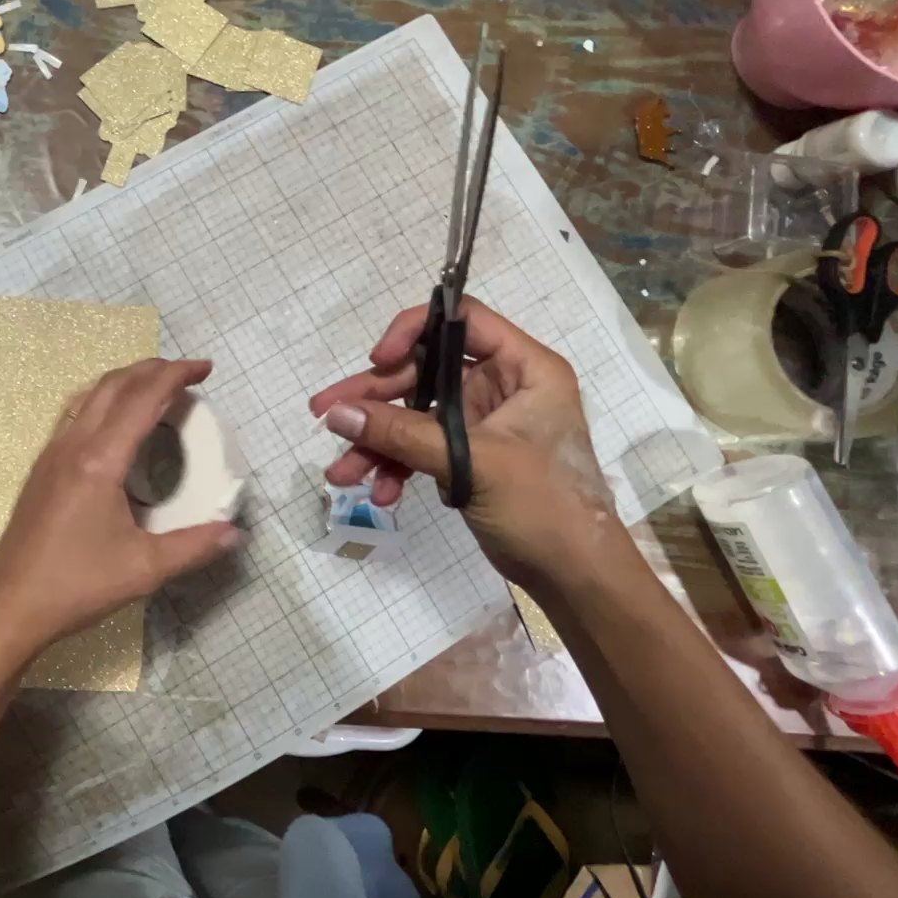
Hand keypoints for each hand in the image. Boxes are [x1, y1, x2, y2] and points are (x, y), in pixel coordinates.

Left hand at [0, 358, 242, 663]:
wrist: (9, 606)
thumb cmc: (75, 585)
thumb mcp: (144, 569)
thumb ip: (193, 546)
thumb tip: (234, 532)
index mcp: (99, 460)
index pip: (142, 399)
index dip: (176, 376)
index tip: (205, 369)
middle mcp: (72, 445)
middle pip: (113, 385)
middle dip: (152, 369)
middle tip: (187, 374)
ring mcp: (51, 454)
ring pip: (89, 395)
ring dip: (124, 381)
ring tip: (154, 387)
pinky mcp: (41, 469)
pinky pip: (75, 414)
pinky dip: (103, 400)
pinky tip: (113, 422)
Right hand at [307, 300, 617, 587]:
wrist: (573, 577)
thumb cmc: (544, 506)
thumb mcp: (471, 464)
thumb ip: (402, 434)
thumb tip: (336, 414)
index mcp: (523, 368)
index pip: (463, 320)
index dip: (414, 331)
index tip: (378, 360)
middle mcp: (500, 385)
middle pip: (422, 372)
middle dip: (373, 400)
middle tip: (323, 414)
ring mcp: (480, 421)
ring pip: (412, 413)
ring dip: (375, 441)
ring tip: (340, 472)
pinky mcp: (465, 454)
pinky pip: (417, 446)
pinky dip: (395, 466)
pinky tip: (380, 493)